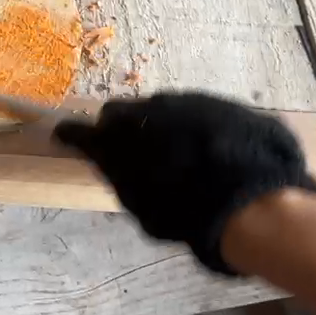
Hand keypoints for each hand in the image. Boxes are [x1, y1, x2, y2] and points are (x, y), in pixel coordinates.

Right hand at [54, 92, 315, 273]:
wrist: (251, 199)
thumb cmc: (186, 214)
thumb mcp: (142, 208)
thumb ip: (124, 180)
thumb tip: (119, 168)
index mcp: (115, 142)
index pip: (81, 133)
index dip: (72, 136)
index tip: (64, 136)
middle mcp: (143, 112)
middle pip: (120, 113)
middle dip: (122, 128)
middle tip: (134, 151)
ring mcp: (181, 101)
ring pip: (160, 109)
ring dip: (161, 125)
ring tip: (181, 154)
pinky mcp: (216, 100)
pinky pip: (195, 111)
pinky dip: (194, 126)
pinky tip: (210, 150)